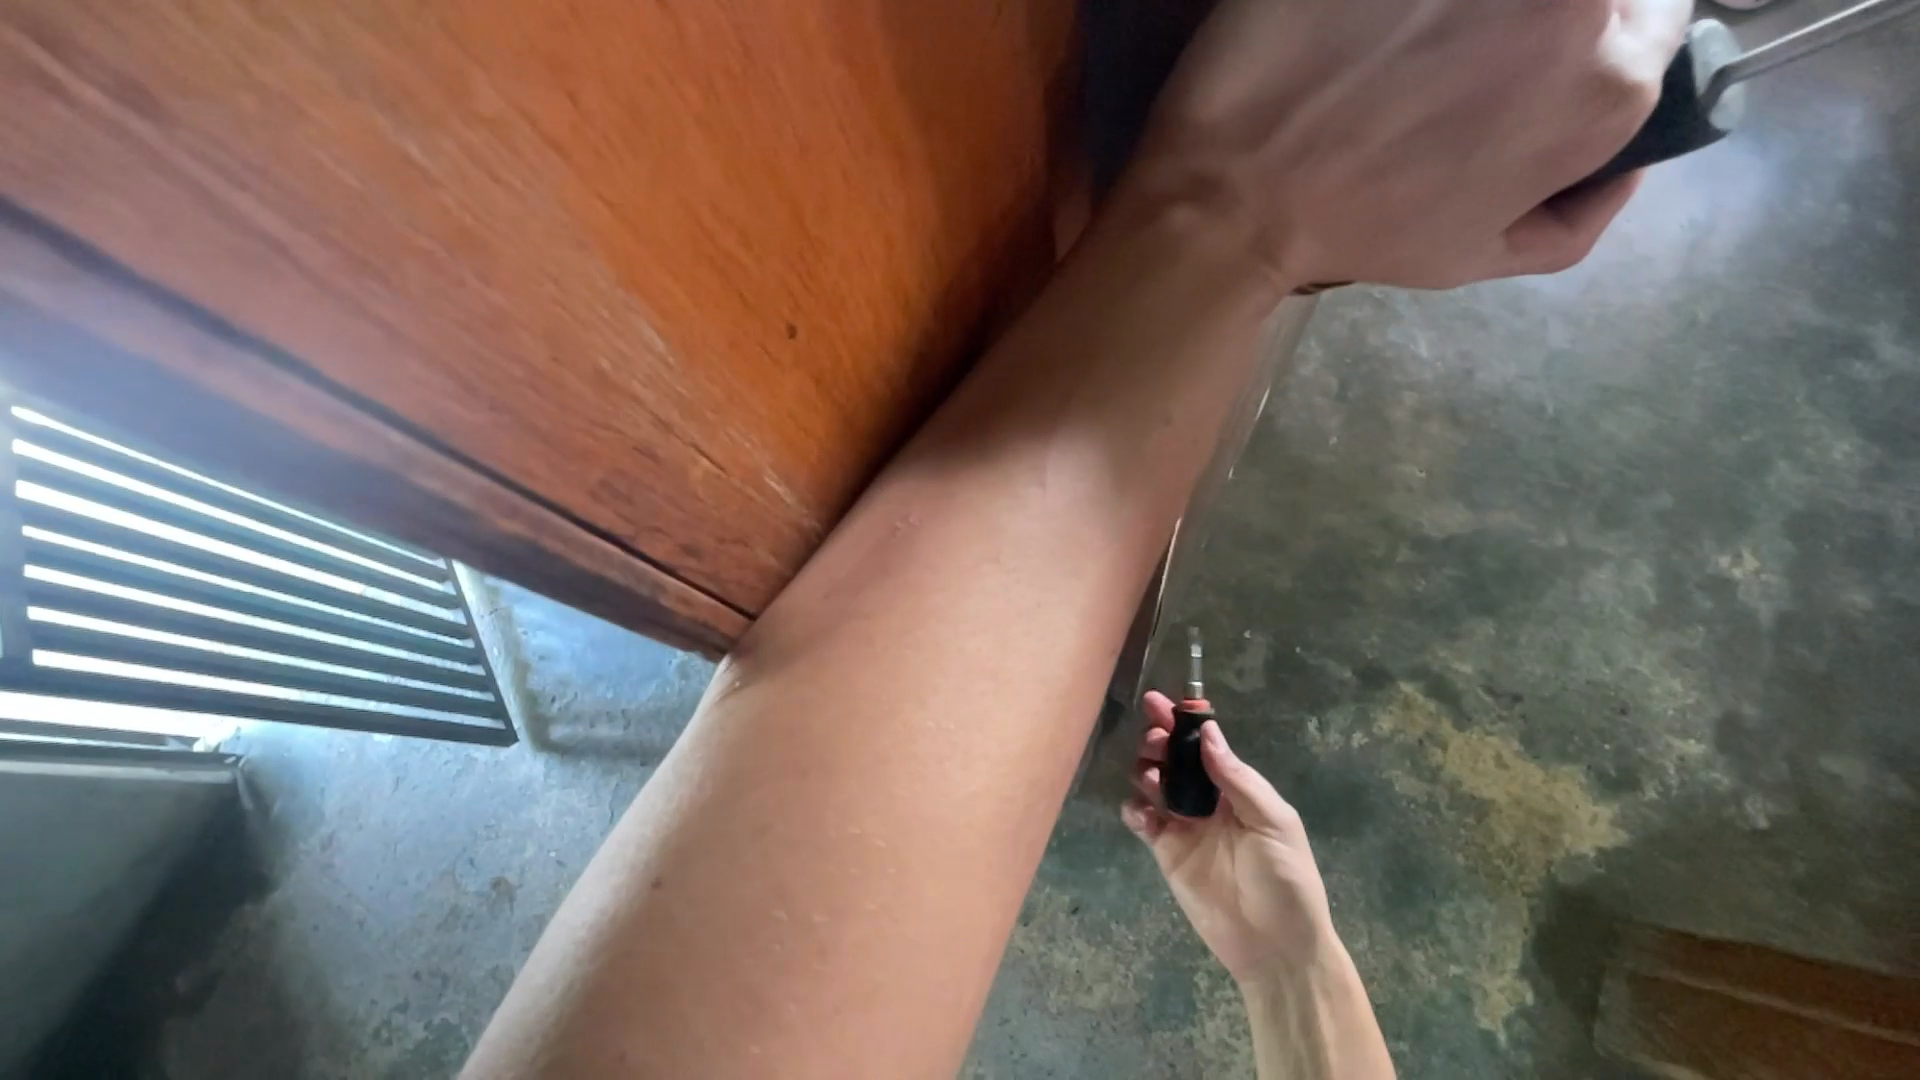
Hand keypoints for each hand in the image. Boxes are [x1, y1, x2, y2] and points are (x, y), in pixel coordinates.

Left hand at [1122, 0, 1692, 287]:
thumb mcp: (1467, 261)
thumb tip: (1625, 171)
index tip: (1515, 63)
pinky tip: (1372, 15)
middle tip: (1451, 47)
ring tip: (1404, 35)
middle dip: (1538, 12)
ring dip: (1469, 1)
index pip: (1650, 25)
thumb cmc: (1348, 234)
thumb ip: (1570, 224)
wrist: (1232, 193)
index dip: (1582, 43)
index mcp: (1606, 86)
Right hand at [1122, 691, 1336, 984]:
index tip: (1161, 703)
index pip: (1206, 746)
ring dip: (1146, 770)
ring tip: (1149, 775)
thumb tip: (1208, 732)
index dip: (1184, 722)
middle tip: (1154, 741)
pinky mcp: (1166, 852)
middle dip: (1159, 741)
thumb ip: (1238, 779)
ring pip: (1153, 783)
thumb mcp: (1274, 824)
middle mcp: (1208, 801)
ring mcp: (1184, 826)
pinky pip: (1142, 821)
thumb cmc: (1286, 881)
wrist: (1276, 948)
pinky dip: (1134, 810)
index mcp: (1238, 789)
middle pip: (1174, 759)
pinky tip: (1139, 811)